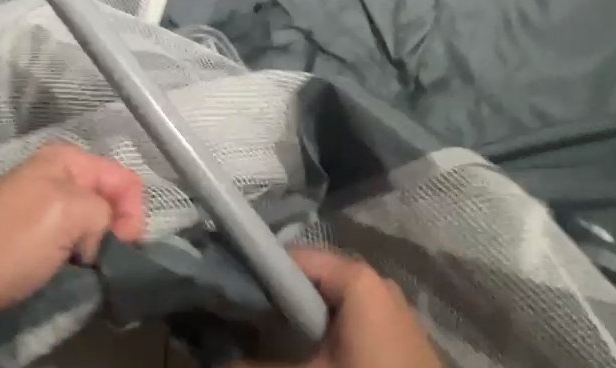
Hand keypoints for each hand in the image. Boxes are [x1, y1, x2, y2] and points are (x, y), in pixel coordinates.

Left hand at [0, 142, 147, 330]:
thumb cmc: (11, 241)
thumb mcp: (69, 213)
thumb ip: (105, 211)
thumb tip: (107, 237)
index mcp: (66, 158)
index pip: (124, 179)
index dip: (132, 214)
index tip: (123, 249)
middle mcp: (56, 176)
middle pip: (109, 201)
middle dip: (115, 231)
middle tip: (105, 263)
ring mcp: (41, 208)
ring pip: (91, 226)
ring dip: (97, 249)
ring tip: (89, 272)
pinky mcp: (31, 238)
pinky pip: (71, 243)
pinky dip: (79, 259)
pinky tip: (73, 275)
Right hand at [241, 248, 442, 367]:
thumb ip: (259, 367)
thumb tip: (217, 362)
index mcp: (358, 279)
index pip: (295, 258)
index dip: (260, 274)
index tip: (229, 294)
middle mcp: (376, 284)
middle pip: (313, 282)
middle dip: (279, 303)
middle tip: (244, 324)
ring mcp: (391, 313)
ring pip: (332, 306)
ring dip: (301, 325)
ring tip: (268, 344)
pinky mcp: (398, 342)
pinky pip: (352, 326)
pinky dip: (326, 338)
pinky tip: (307, 358)